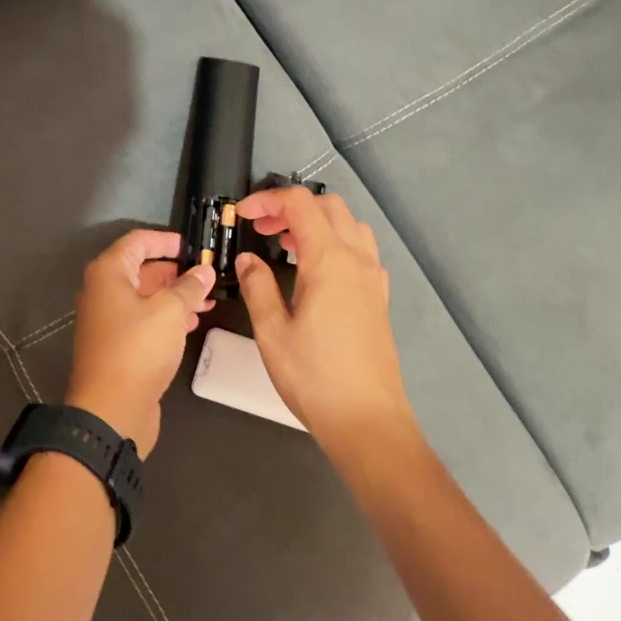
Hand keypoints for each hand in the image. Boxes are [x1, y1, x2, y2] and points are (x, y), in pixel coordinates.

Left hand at [65, 229, 215, 455]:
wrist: (111, 410)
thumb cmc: (138, 349)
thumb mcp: (170, 311)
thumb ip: (189, 287)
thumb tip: (203, 270)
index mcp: (109, 273)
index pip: (138, 241)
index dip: (166, 240)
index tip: (194, 246)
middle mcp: (103, 292)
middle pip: (142, 269)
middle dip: (176, 271)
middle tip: (207, 276)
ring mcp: (108, 320)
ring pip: (146, 297)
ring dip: (176, 296)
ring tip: (208, 301)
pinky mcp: (117, 345)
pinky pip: (144, 319)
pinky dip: (167, 317)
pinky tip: (192, 323)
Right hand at [233, 188, 412, 447]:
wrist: (367, 420)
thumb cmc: (314, 377)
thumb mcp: (272, 332)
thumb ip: (258, 287)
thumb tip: (248, 260)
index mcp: (329, 261)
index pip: (300, 204)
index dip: (267, 200)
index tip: (242, 215)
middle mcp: (357, 260)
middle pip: (329, 206)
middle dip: (292, 207)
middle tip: (261, 229)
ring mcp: (372, 279)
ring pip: (349, 226)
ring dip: (317, 223)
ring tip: (286, 245)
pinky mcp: (378, 299)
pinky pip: (361, 251)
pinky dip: (336, 244)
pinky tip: (316, 272)